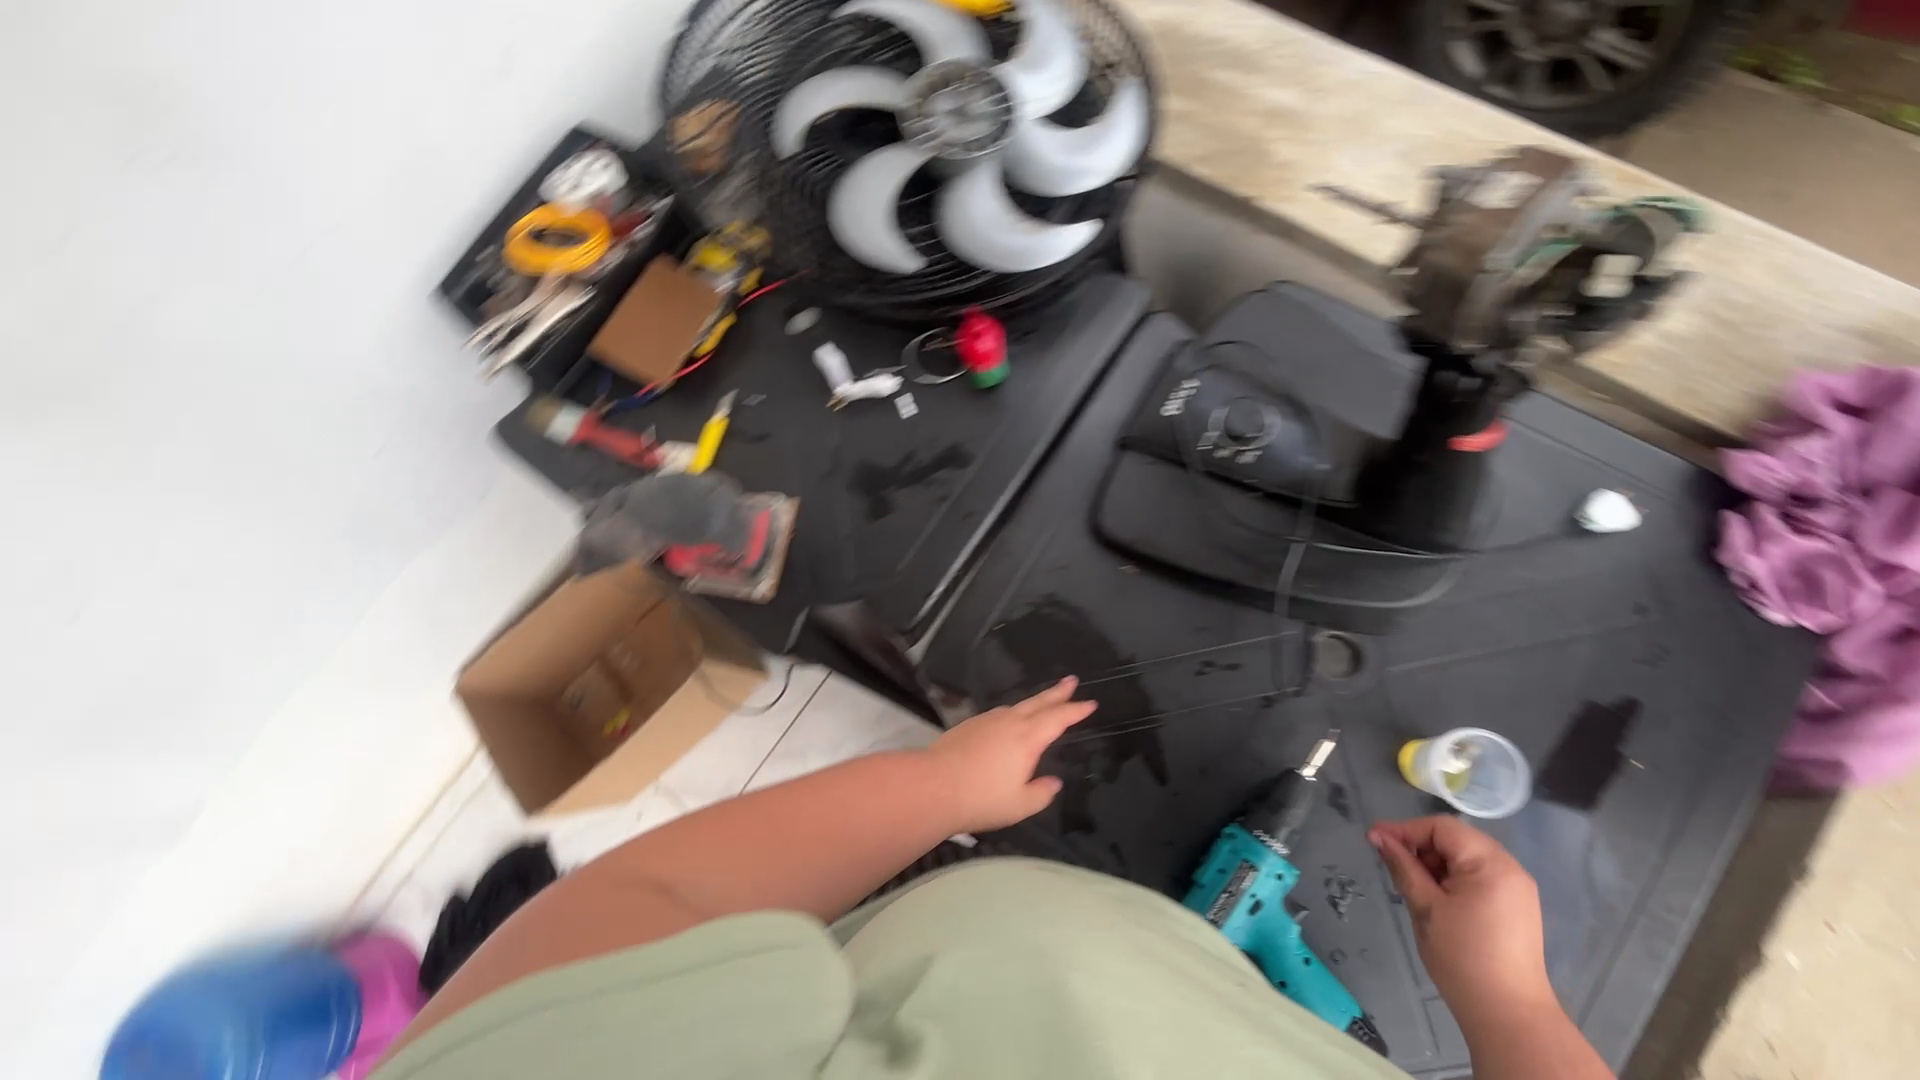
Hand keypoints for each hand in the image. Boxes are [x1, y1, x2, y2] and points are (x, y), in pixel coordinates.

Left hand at [928, 677, 1095, 832]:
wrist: (933, 786)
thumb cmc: (981, 798)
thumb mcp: (1021, 805)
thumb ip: (1042, 793)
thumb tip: (1053, 782)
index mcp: (1027, 738)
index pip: (1058, 719)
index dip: (1076, 710)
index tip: (1090, 703)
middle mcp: (1009, 722)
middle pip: (1038, 702)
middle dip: (1057, 692)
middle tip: (1072, 680)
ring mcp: (986, 721)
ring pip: (1016, 706)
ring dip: (1034, 702)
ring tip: (1043, 703)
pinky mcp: (968, 725)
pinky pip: (998, 714)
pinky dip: (1012, 713)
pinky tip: (1008, 722)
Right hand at [1368, 816, 1555, 1026]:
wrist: (1507, 1013)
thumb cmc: (1461, 956)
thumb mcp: (1424, 906)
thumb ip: (1402, 865)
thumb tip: (1378, 836)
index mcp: (1491, 865)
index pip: (1442, 828)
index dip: (1405, 830)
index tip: (1374, 839)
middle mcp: (1510, 869)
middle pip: (1457, 839)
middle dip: (1421, 847)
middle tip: (1392, 864)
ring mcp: (1517, 888)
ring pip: (1467, 858)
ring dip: (1436, 864)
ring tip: (1413, 885)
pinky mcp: (1516, 906)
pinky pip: (1479, 876)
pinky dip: (1454, 878)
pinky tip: (1437, 899)